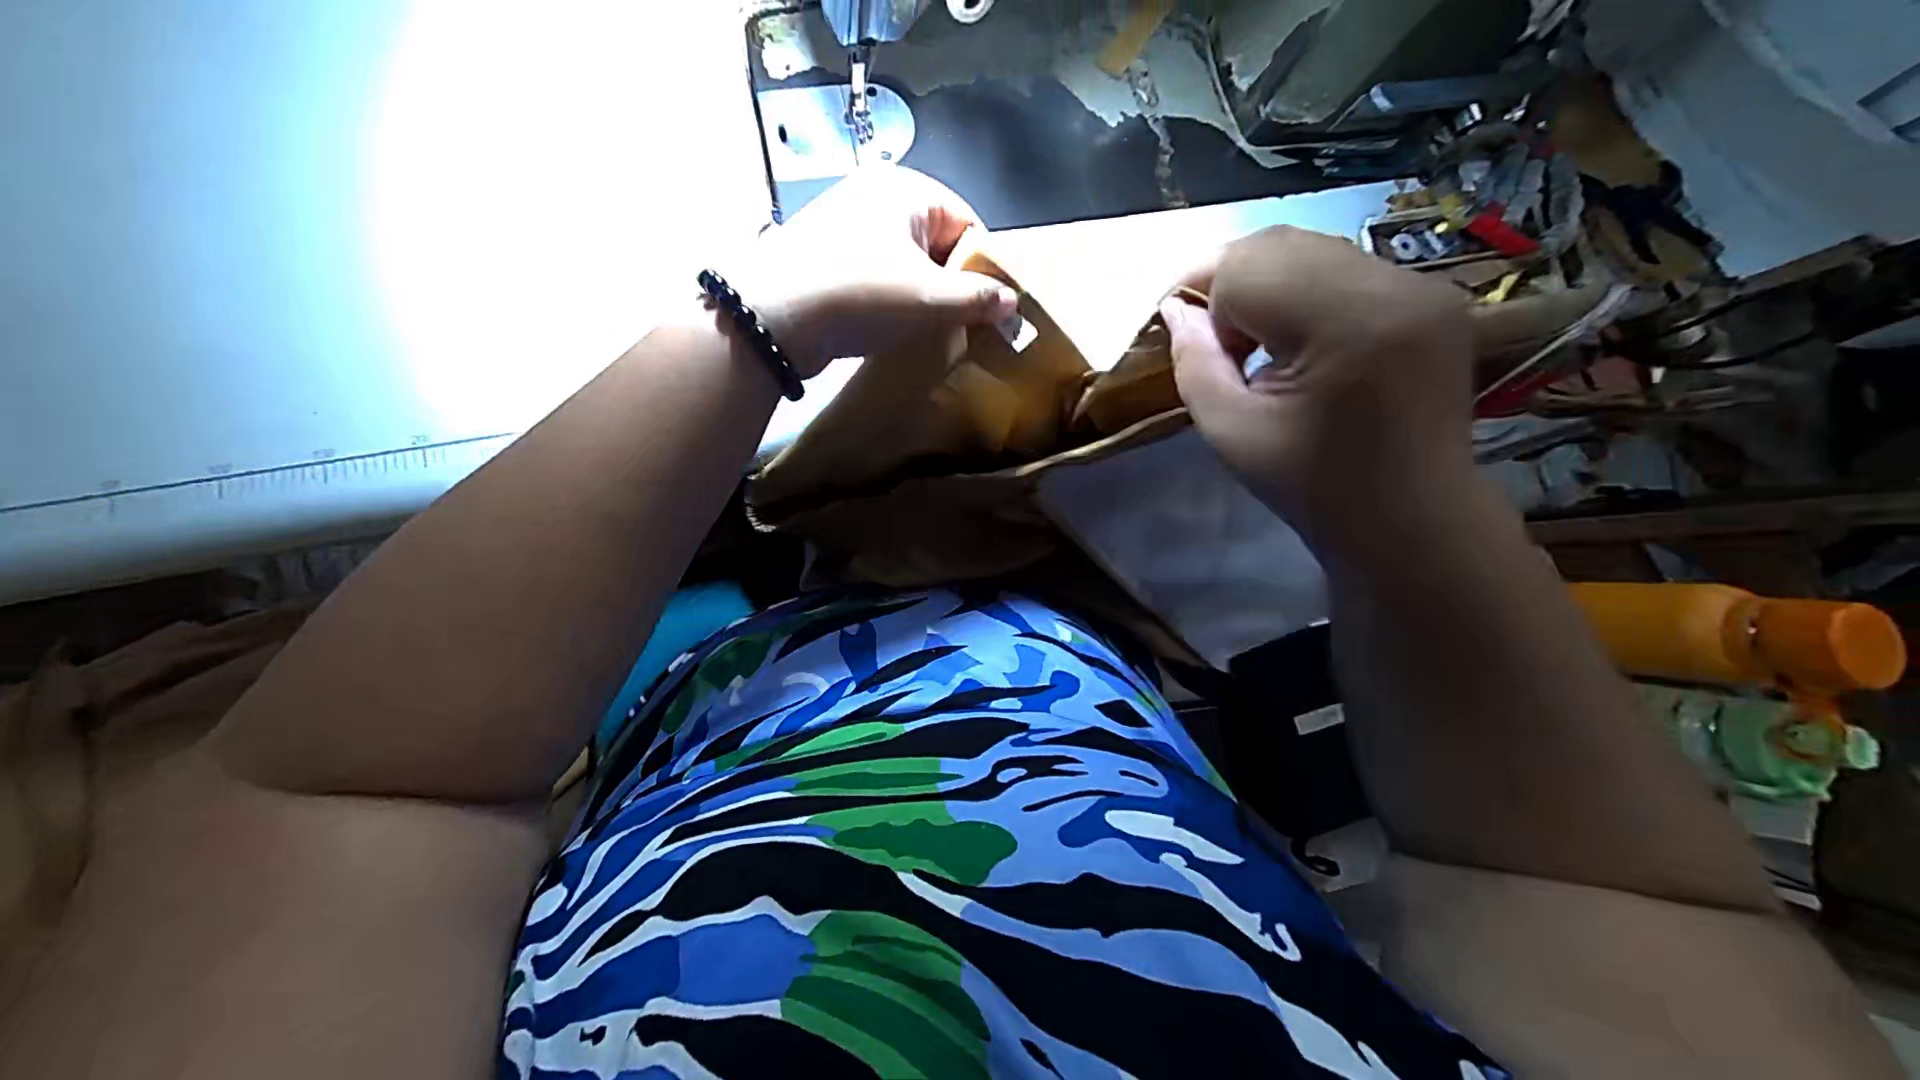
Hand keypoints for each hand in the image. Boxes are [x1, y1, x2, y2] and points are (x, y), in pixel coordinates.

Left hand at [730, 166, 1017, 376]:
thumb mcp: (928, 299)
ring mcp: (845, 224)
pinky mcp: (826, 256)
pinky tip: (889, 327)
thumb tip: (1011, 303)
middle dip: (951, 285)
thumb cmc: (859, 295)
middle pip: (936, 242)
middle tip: (958, 325)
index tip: (987, 309)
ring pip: (906, 262)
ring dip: (921, 297)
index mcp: (905, 188)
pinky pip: (876, 274)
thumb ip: (976, 299)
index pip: (966, 222)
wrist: (773, 319)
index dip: (982, 267)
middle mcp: (874, 196)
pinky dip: (890, 299)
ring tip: (924, 330)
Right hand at [1159, 226, 1475, 548]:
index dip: (1202, 297)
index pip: (1246, 265)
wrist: (1412, 521)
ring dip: (1267, 285)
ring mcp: (1421, 286)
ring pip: (1312, 249)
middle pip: (1279, 243)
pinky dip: (1306, 292)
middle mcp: (1393, 285)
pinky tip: (1303, 343)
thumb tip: (1176, 309)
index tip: (1193, 345)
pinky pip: (1346, 268)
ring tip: (1260, 346)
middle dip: (1231, 285)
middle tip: (1221, 345)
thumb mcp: (1231, 432)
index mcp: (1346, 323)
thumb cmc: (1314, 487)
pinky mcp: (1433, 297)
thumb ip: (1194, 363)